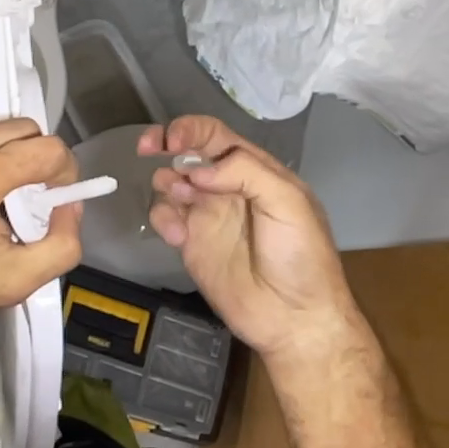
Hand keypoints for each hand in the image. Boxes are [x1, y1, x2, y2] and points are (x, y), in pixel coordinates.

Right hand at [142, 116, 361, 368]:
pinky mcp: (189, 243)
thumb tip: (196, 171)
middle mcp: (226, 186)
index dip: (190, 129)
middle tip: (147, 148)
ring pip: (170, 181)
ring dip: (167, 181)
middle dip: (165, 143)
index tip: (171, 139)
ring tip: (182, 200)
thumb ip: (245, 171)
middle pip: (187, 152)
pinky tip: (176, 235)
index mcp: (253, 169)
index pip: (215, 135)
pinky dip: (162, 218)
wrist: (294, 318)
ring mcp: (206, 214)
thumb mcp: (289, 201)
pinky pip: (164, 217)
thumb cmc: (301, 255)